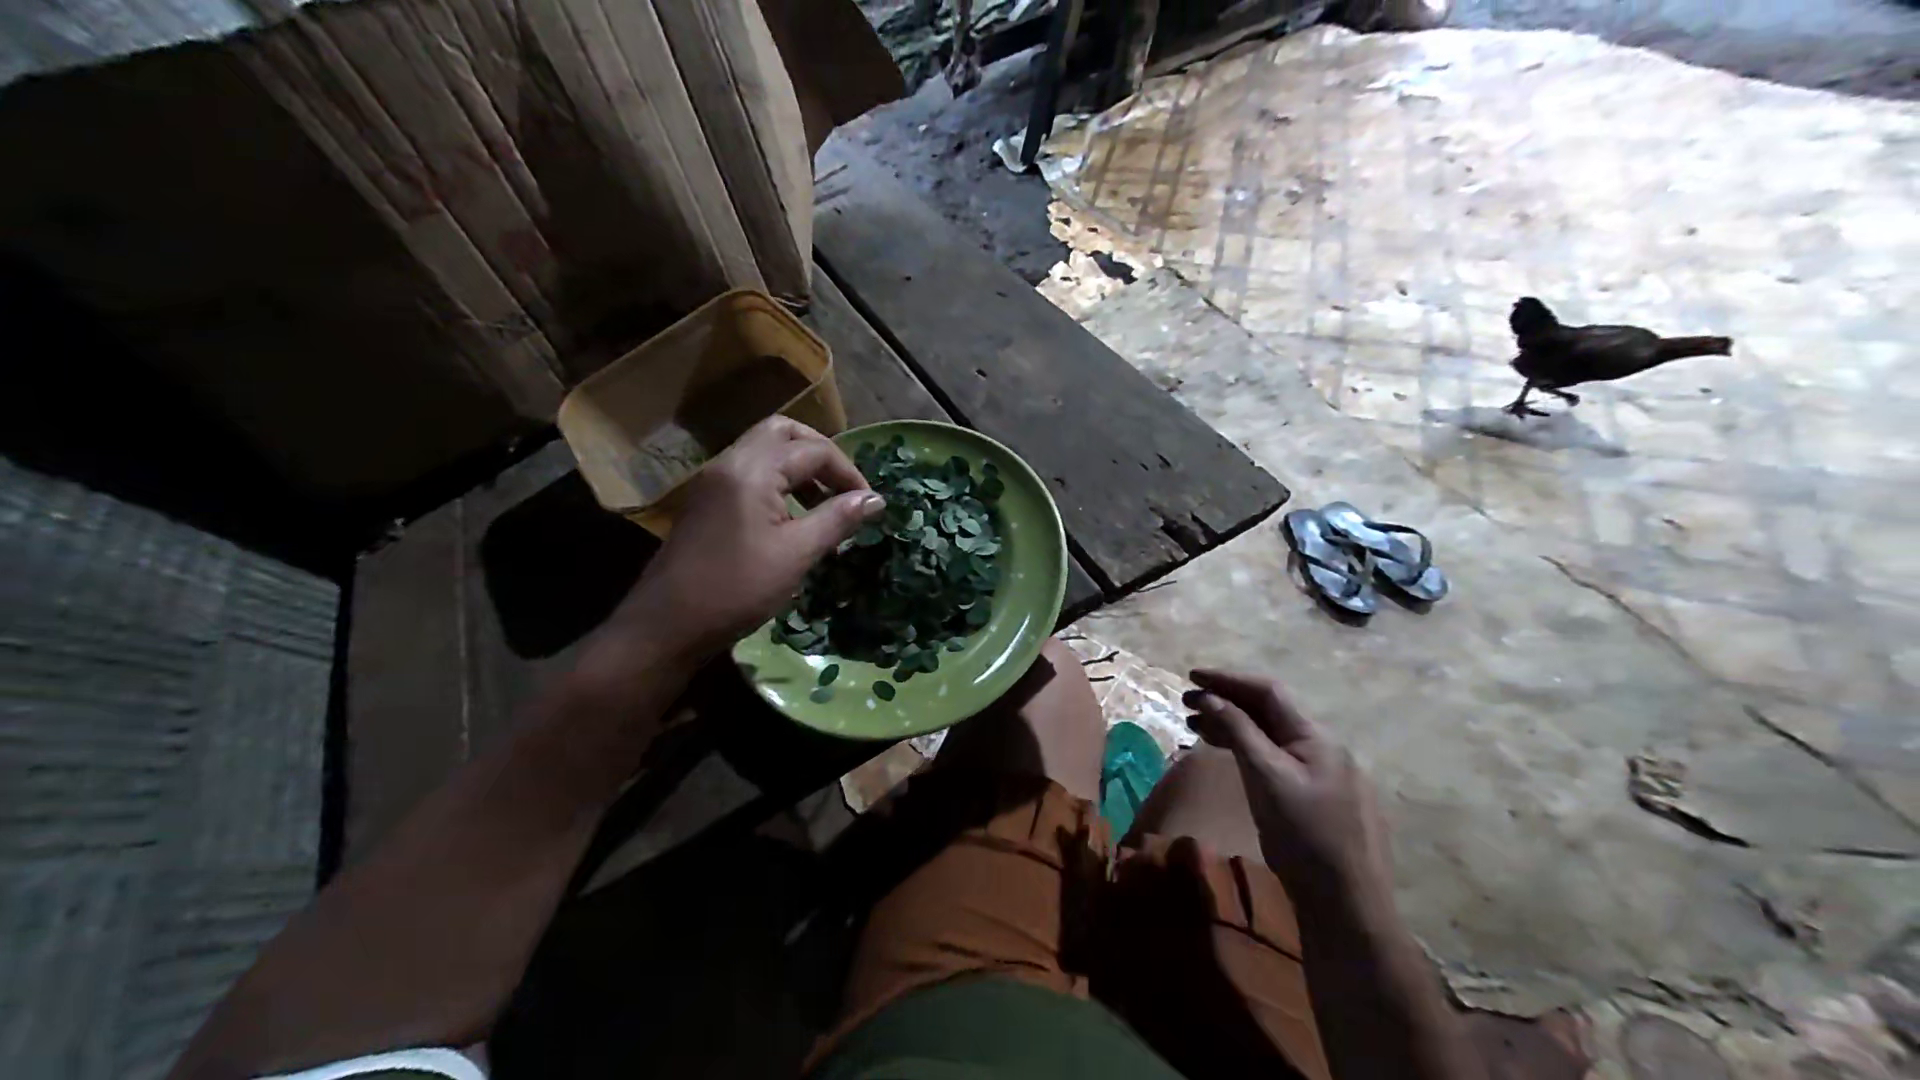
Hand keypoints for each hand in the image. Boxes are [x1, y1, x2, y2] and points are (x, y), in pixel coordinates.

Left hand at [616, 416, 884, 659]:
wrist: (667, 625)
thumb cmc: (737, 589)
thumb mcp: (797, 554)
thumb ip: (838, 519)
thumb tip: (875, 500)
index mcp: (752, 470)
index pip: (813, 450)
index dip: (848, 473)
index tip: (869, 505)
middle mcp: (730, 463)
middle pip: (783, 432)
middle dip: (820, 453)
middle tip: (843, 486)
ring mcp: (714, 481)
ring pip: (764, 450)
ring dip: (799, 467)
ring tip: (824, 504)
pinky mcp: (707, 501)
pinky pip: (749, 472)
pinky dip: (778, 481)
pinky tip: (793, 517)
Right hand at [1183, 670, 1391, 904]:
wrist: (1345, 902)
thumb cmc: (1303, 835)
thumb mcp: (1266, 777)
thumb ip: (1238, 731)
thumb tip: (1210, 697)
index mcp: (1316, 737)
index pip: (1268, 692)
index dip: (1228, 679)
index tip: (1191, 676)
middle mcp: (1321, 747)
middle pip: (1268, 711)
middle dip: (1226, 701)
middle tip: (1186, 702)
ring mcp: (1318, 773)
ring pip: (1268, 735)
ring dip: (1232, 724)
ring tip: (1194, 725)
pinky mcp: (1311, 796)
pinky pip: (1273, 757)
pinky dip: (1244, 748)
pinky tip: (1223, 752)